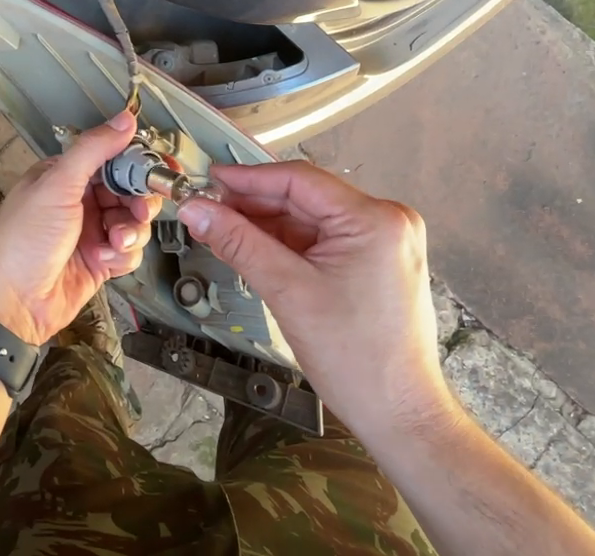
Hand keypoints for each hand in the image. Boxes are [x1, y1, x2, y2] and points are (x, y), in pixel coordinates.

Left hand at [0, 112, 157, 344]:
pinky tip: (104, 262)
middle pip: (129, 191)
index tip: (160, 167)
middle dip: (138, 202)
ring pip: (133, 222)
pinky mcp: (100, 262)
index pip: (110, 158)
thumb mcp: (58, 185)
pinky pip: (129, 251)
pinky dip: (123, 256)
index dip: (136, 162)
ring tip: (114, 243)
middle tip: (137, 212)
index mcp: (64, 175)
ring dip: (130, 232)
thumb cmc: (25, 239)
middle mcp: (79, 200)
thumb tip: (125, 118)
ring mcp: (90, 232)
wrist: (13, 302)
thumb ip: (93, 150)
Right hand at [176, 161, 454, 440]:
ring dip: (264, 224)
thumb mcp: (287, 290)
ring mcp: (382, 242)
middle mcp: (385, 221)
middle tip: (206, 210)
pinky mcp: (373, 262)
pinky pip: (319, 239)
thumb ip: (237, 242)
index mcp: (375, 219)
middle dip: (252, 205)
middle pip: (303, 198)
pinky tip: (251, 247)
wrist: (400, 416)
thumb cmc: (353, 356)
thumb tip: (194, 208)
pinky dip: (284, 243)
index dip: (247, 178)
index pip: (299, 180)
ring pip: (308, 219)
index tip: (208, 180)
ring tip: (221, 229)